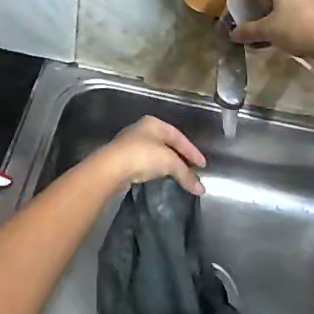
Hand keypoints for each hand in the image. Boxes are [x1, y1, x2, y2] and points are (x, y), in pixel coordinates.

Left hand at [91, 115, 206, 194]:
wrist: (111, 167)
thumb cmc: (143, 156)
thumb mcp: (169, 162)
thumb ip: (186, 174)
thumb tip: (201, 189)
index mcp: (154, 123)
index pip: (178, 136)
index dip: (192, 151)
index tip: (202, 165)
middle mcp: (141, 129)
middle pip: (167, 143)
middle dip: (180, 157)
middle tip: (192, 170)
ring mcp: (129, 143)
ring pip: (155, 153)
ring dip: (167, 163)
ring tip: (178, 175)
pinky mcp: (122, 158)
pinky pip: (145, 162)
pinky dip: (155, 169)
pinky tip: (160, 177)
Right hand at [229, 0, 313, 82]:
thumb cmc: (298, 30)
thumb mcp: (268, 32)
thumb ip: (248, 31)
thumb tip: (232, 34)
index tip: (243, 0)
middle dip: (268, 2)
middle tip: (260, 18)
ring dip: (287, 10)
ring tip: (281, 29)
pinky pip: (313, 8)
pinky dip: (304, 17)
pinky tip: (302, 33)